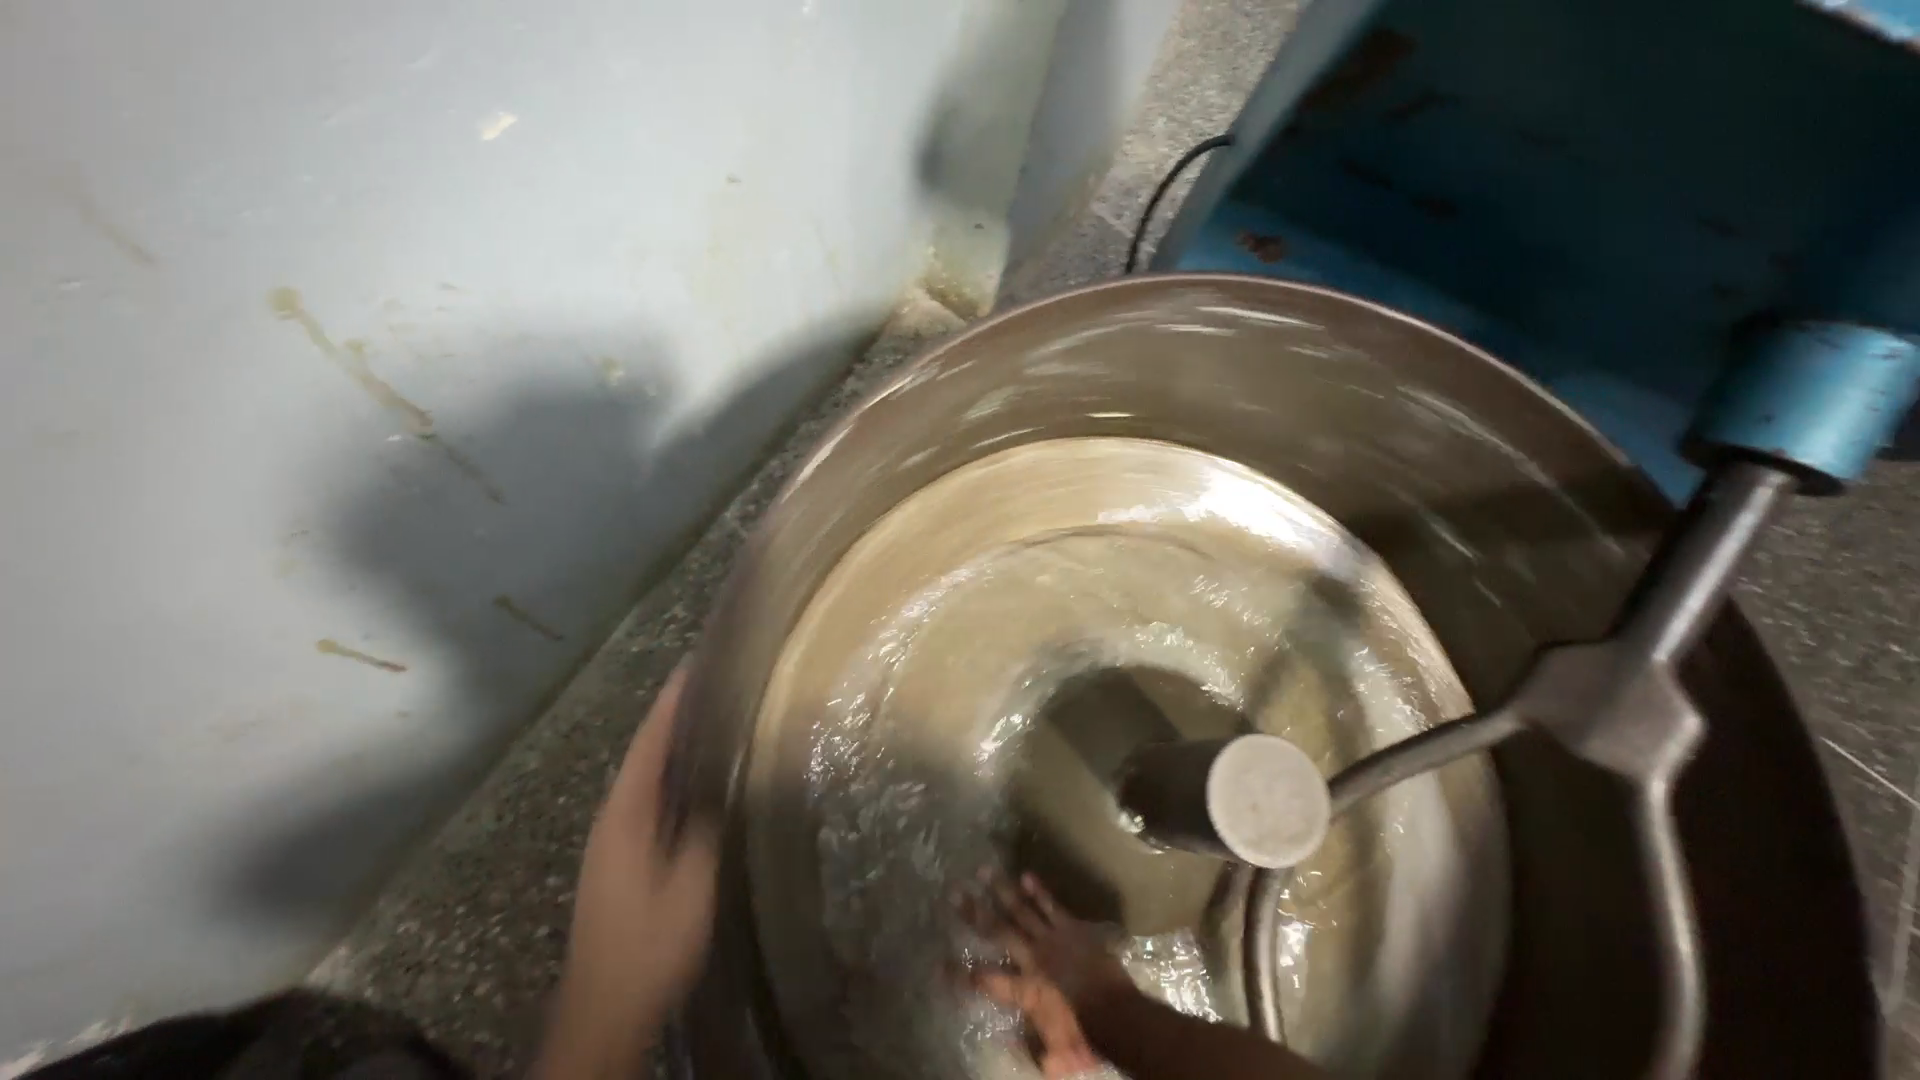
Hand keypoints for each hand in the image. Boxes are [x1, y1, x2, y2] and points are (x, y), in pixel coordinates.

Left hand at [535, 666, 720, 1078]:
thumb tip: (718, 788)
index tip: (694, 666)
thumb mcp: (690, 887)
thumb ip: (705, 832)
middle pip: (645, 756)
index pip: (648, 744)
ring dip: (674, 750)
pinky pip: (649, 803)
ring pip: (647, 781)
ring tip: (713, 723)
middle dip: (675, 720)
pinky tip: (699, 785)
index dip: (670, 704)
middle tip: (715, 688)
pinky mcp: (622, 863)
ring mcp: (613, 844)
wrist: (605, 1007)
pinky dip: (673, 781)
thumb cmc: (648, 945)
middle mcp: (612, 821)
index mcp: (623, 816)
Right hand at [965, 873, 1137, 1077]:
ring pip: (1021, 910)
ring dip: (1002, 890)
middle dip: (973, 911)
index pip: (984, 980)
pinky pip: (1052, 906)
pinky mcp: (1073, 930)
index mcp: (1023, 990)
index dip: (958, 973)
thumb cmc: (1084, 1037)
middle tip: (954, 891)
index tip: (939, 963)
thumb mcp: (1051, 1051)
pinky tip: (1025, 875)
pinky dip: (1038, 891)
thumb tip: (1013, 1042)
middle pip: (996, 931)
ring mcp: (1052, 940)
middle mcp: (1032, 959)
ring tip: (984, 870)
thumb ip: (1029, 1041)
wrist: (1119, 1016)